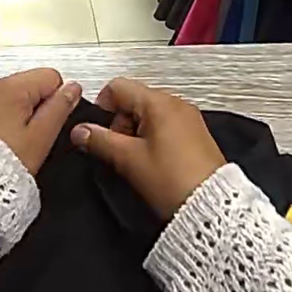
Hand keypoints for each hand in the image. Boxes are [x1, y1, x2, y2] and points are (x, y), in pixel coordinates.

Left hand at [0, 69, 80, 173]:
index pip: (52, 77)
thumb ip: (61, 107)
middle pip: (35, 84)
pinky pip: (5, 106)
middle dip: (40, 106)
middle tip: (34, 134)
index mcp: (11, 87)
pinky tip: (8, 140)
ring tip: (19, 139)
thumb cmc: (2, 164)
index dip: (57, 102)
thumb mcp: (41, 136)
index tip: (48, 124)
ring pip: (21, 96)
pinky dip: (11, 119)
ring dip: (26, 113)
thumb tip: (73, 89)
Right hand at [70, 77, 224, 218]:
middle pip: (133, 99)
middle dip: (119, 123)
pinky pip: (165, 124)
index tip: (97, 131)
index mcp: (158, 101)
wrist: (210, 204)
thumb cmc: (173, 180)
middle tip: (118, 151)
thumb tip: (80, 131)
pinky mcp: (194, 131)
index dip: (101, 106)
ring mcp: (187, 115)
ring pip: (148, 113)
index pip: (118, 86)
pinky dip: (152, 137)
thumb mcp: (129, 160)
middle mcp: (175, 102)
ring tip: (136, 160)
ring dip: (135, 132)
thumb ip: (101, 141)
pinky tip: (152, 161)